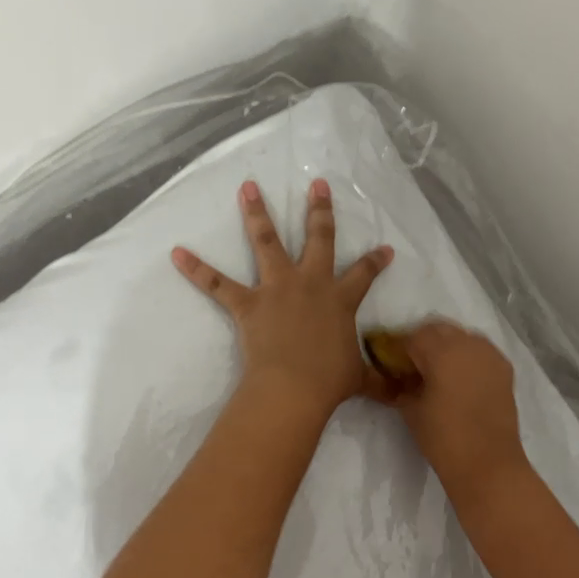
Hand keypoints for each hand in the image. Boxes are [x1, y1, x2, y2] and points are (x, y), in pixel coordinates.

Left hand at [173, 179, 394, 412]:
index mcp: (341, 300)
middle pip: (318, 238)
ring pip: (266, 242)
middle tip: (317, 185)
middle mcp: (311, 284)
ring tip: (247, 187)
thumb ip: (380, 382)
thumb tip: (402, 393)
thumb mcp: (361, 380)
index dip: (375, 261)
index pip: (364, 273)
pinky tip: (176, 253)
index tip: (385, 249)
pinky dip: (196, 269)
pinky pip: (217, 284)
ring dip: (256, 213)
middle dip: (319, 210)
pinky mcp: (248, 305)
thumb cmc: (329, 382)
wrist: (294, 388)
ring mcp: (277, 289)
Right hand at [380, 321, 529, 496]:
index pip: (413, 336)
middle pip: (439, 329)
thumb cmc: (443, 438)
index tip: (388, 360)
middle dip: (421, 340)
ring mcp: (490, 354)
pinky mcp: (504, 368)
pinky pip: (479, 349)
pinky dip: (464, 354)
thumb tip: (395, 376)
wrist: (488, 463)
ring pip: (461, 335)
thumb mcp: (411, 411)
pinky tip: (456, 376)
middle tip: (408, 363)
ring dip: (444, 344)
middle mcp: (469, 344)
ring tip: (433, 369)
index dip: (397, 346)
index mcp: (443, 352)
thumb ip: (401, 385)